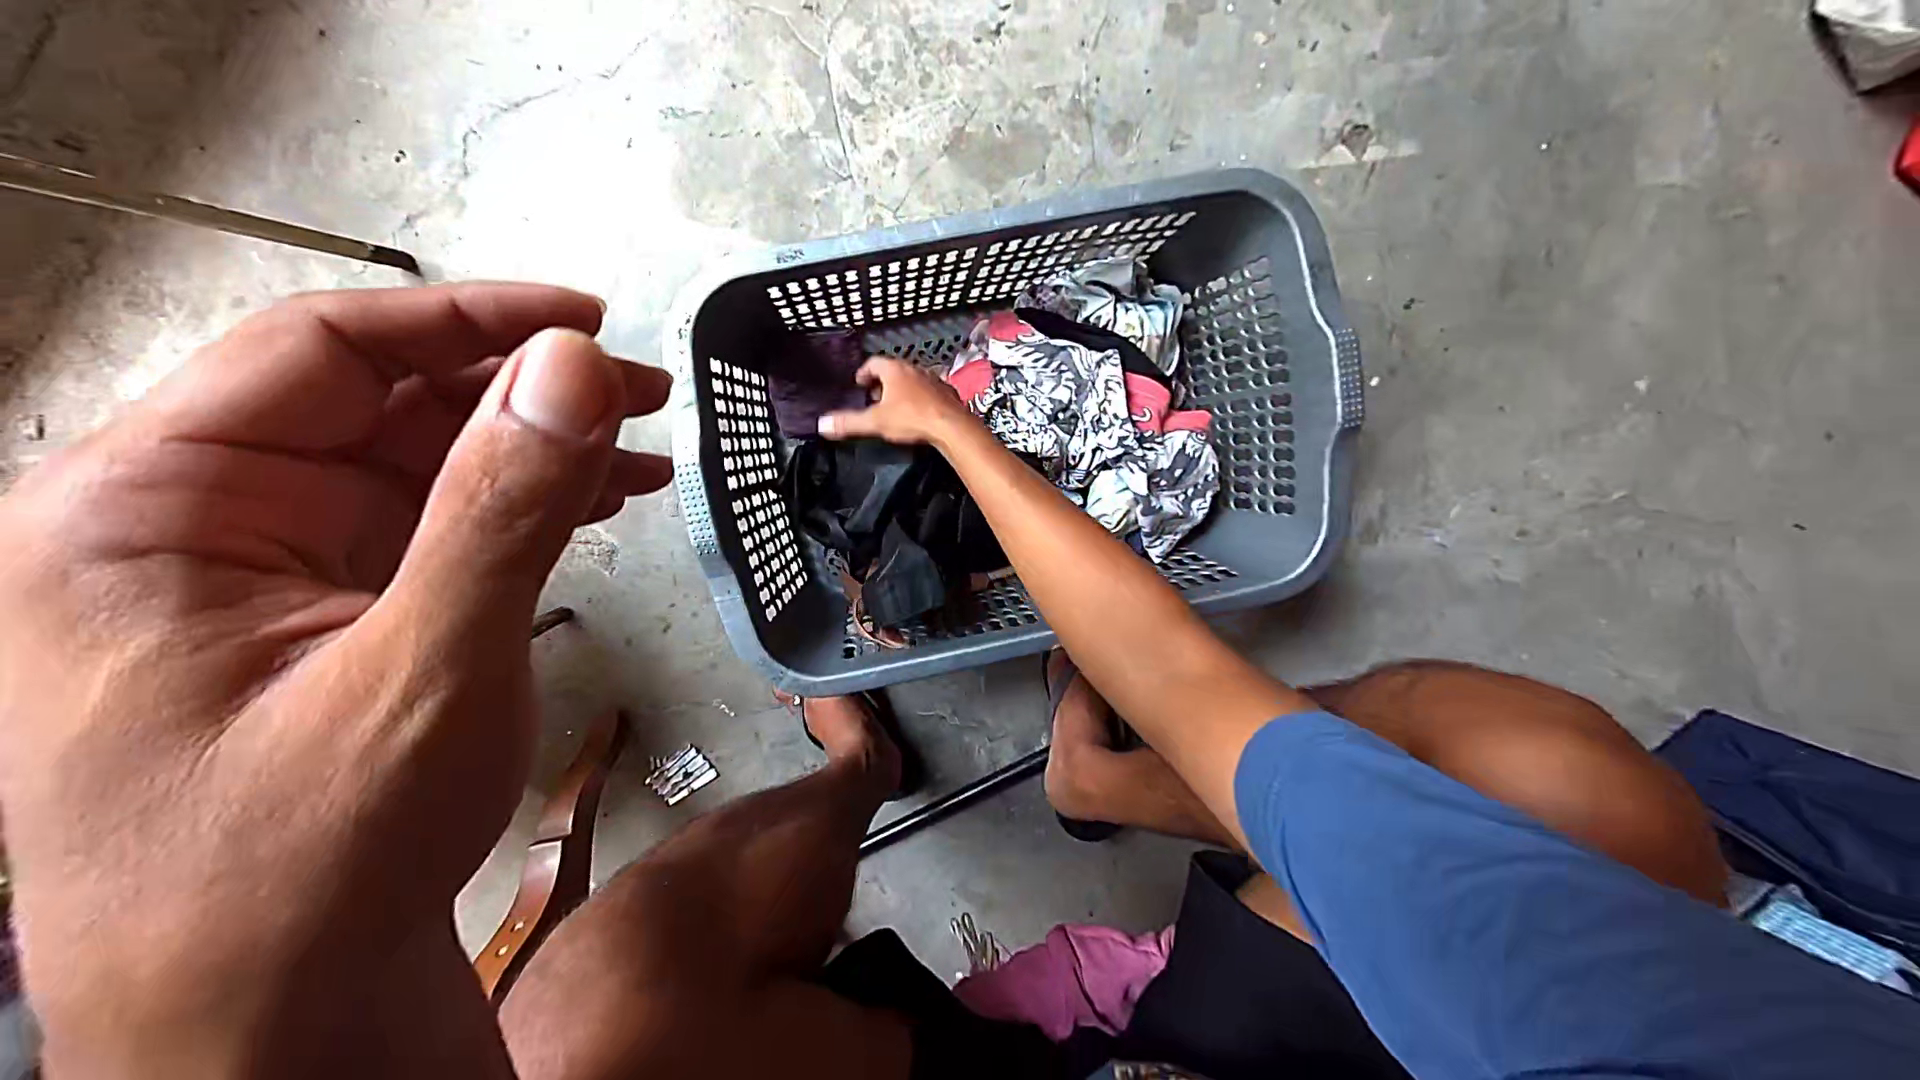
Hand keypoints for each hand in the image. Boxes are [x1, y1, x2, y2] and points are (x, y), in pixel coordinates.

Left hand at [0, 283, 670, 1076]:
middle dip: (525, 392)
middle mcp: (209, 522)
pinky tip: (603, 501)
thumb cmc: (320, 853)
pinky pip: (448, 523)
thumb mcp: (426, 664)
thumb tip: (574, 368)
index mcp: (149, 510)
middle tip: (640, 392)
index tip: (587, 319)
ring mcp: (288, 569)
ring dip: (543, 449)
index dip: (467, 319)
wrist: (285, 1005)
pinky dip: (533, 505)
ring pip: (431, 463)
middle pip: (387, 404)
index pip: (321, 352)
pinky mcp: (351, 609)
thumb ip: (502, 507)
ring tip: (643, 449)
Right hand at [816, 356, 978, 447]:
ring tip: (895, 406)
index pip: (873, 363)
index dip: (864, 372)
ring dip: (902, 389)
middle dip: (883, 382)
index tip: (859, 382)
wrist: (951, 427)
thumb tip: (823, 424)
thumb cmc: (913, 419)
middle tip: (874, 396)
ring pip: (913, 380)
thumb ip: (849, 422)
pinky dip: (920, 398)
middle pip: (894, 370)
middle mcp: (914, 370)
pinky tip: (918, 412)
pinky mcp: (946, 393)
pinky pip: (929, 391)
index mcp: (894, 370)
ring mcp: (933, 380)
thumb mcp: (875, 422)